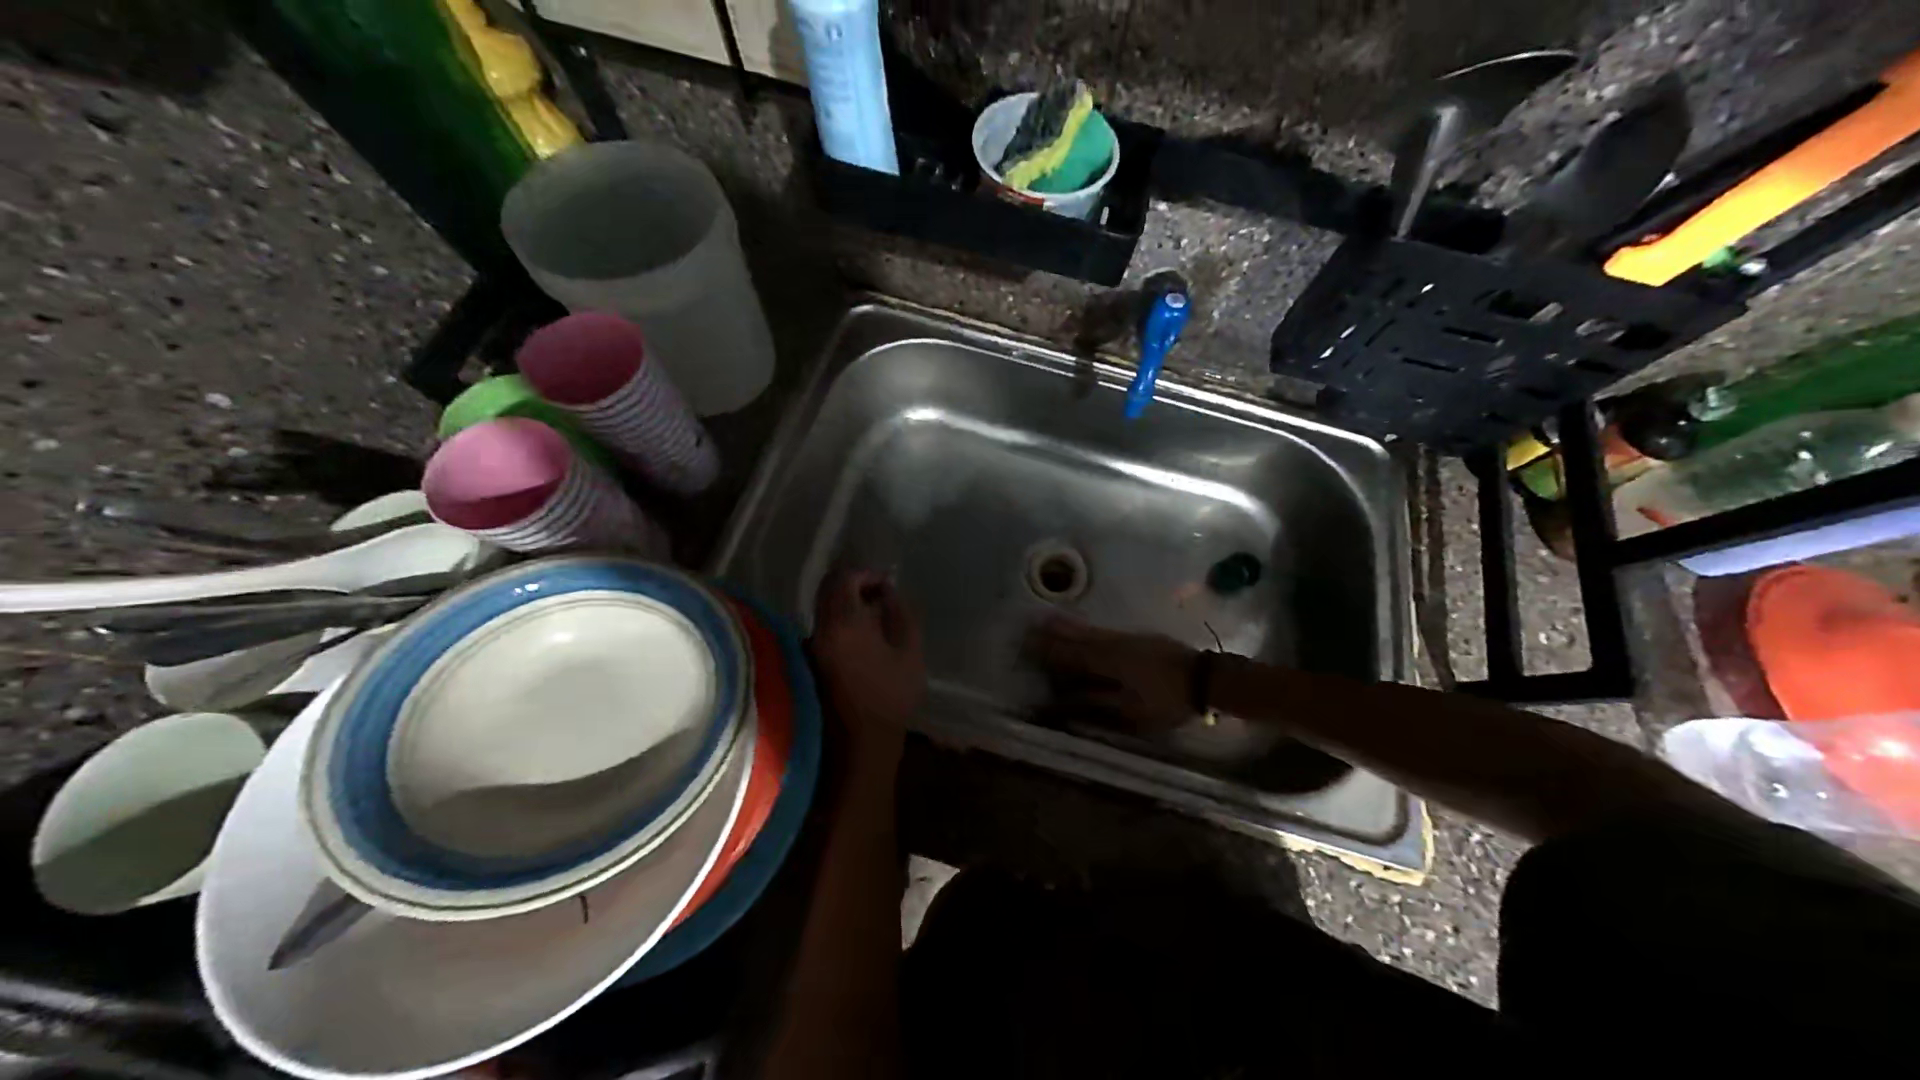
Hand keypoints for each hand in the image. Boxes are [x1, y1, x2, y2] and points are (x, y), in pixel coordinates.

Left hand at [810, 569, 925, 767]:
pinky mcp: (809, 661)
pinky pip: (823, 626)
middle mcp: (820, 628)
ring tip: (875, 616)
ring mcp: (811, 645)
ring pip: (824, 608)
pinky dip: (840, 621)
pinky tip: (862, 637)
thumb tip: (887, 593)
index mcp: (844, 622)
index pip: (844, 578)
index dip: (866, 574)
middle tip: (880, 596)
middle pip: (829, 590)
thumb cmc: (891, 696)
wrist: (861, 743)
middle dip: (855, 585)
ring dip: (847, 604)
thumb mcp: (909, 650)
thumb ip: (900, 613)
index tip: (887, 585)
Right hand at [1025, 615, 1199, 734]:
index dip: (1049, 650)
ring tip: (1049, 619)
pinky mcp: (1138, 638)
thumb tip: (1067, 698)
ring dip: (1069, 626)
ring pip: (1091, 631)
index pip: (1071, 654)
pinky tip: (1084, 629)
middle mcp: (1113, 645)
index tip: (1028, 643)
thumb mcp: (1132, 710)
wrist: (1206, 678)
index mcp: (1108, 662)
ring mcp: (1127, 639)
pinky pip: (1103, 631)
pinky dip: (1087, 628)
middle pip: (1078, 637)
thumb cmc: (1168, 700)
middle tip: (1031, 626)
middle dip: (1054, 633)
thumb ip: (1097, 702)